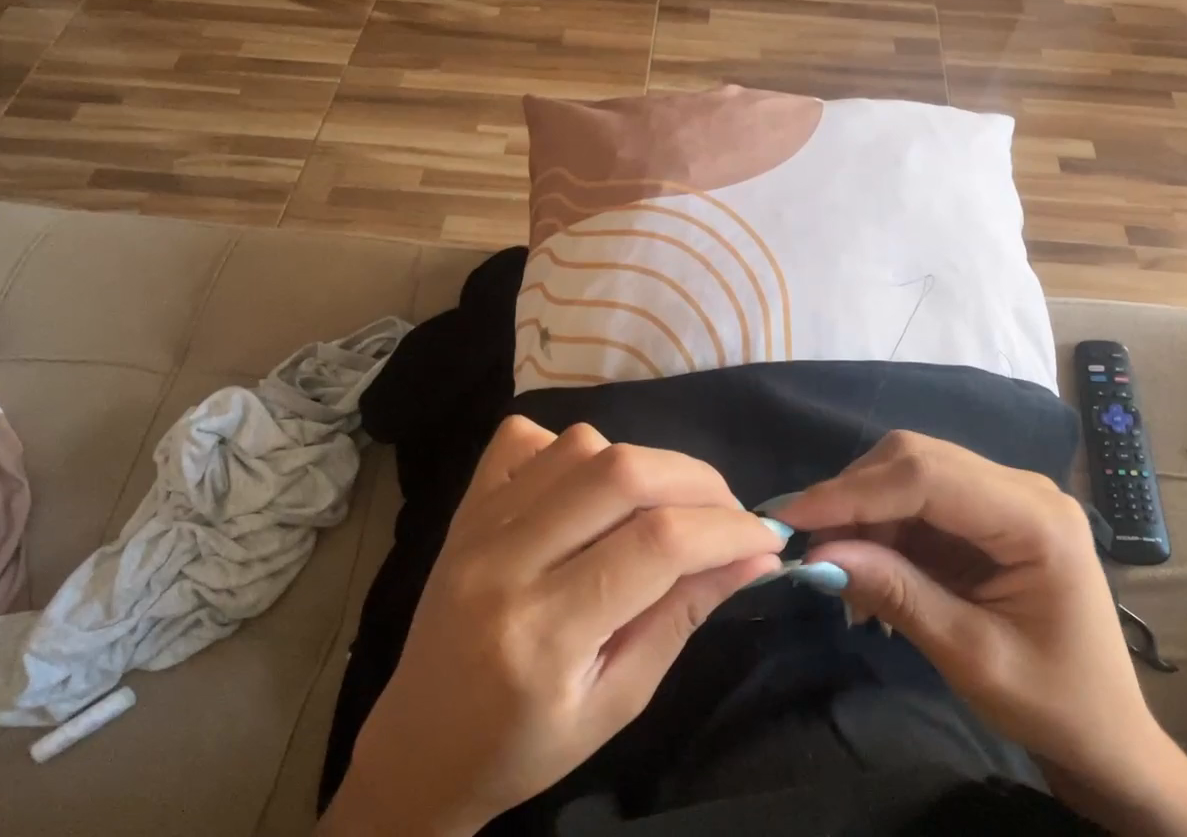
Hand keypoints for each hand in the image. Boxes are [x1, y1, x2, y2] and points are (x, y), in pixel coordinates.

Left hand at [320, 417, 786, 836]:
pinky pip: (525, 439)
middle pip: (622, 473)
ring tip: (667, 507)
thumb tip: (754, 556)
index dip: (727, 530)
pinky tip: (591, 490)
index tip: (766, 540)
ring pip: (581, 446)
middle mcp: (505, 562)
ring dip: (645, 464)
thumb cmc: (525, 744)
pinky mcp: (464, 508)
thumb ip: (682, 618)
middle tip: (728, 515)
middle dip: (699, 482)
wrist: (420, 747)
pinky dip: (575, 449)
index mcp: (546, 632)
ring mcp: (477, 526)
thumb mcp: (619, 701)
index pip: (658, 544)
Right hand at [771, 431, 1186, 836]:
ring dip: (863, 513)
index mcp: (1037, 521)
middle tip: (806, 544)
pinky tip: (866, 568)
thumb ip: (898, 594)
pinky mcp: (987, 514)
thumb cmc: (1052, 701)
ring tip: (837, 568)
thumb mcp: (971, 656)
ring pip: (910, 473)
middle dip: (853, 497)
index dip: (853, 492)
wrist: (1104, 731)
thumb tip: (818, 554)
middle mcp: (1023, 490)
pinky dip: (881, 527)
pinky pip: (918, 500)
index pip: (928, 477)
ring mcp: (1006, 497)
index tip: (793, 520)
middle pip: (916, 460)